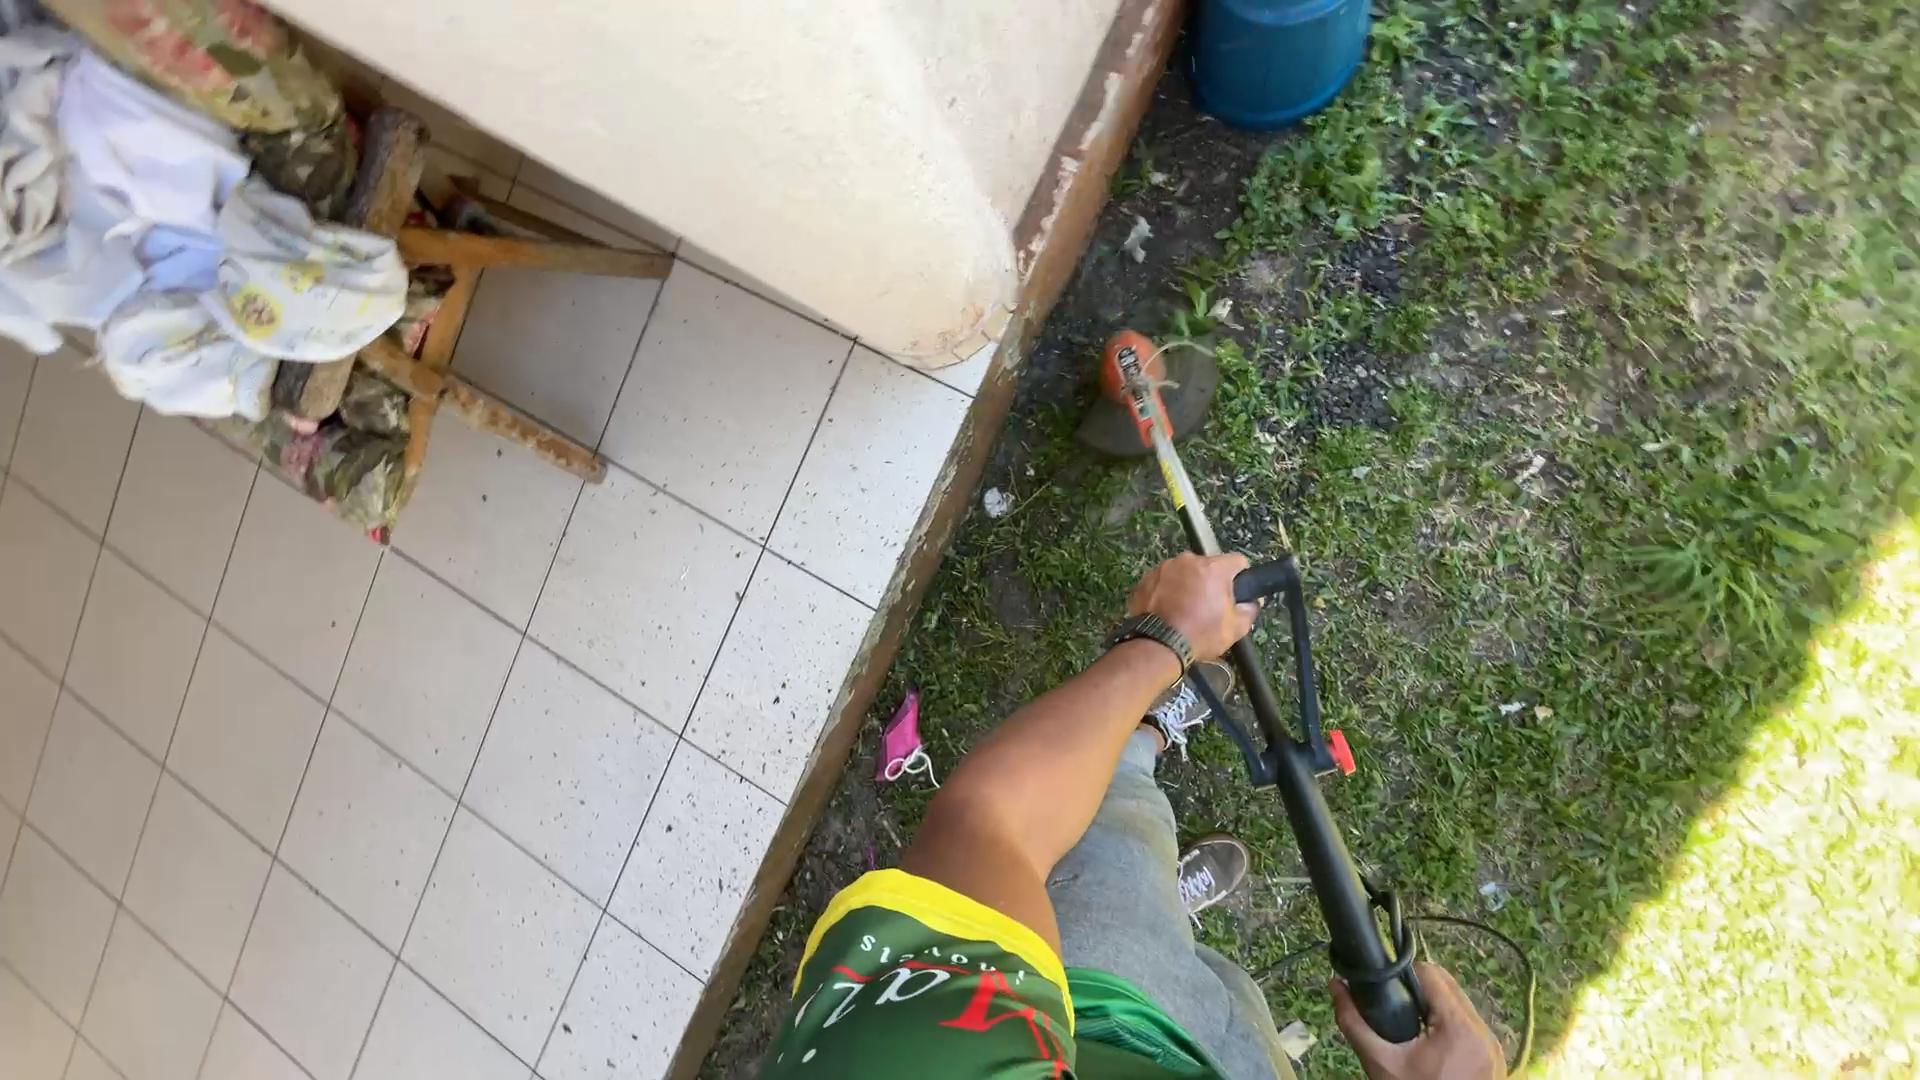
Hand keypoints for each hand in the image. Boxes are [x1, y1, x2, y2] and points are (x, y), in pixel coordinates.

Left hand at [1126, 553, 1256, 661]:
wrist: (1157, 644)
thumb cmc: (1199, 635)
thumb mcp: (1235, 629)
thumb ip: (1249, 610)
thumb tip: (1252, 602)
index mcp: (1213, 568)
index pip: (1237, 561)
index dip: (1239, 576)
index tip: (1235, 592)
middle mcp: (1187, 561)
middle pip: (1207, 565)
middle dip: (1210, 581)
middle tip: (1208, 605)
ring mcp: (1164, 567)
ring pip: (1184, 571)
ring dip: (1187, 584)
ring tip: (1184, 608)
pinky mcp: (1146, 578)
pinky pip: (1164, 579)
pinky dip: (1167, 589)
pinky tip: (1167, 608)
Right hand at [1332, 964, 1505, 1079]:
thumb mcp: (1380, 1063)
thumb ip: (1353, 1021)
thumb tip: (1335, 984)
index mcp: (1460, 1029)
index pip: (1431, 973)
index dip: (1403, 975)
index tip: (1386, 992)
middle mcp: (1483, 1033)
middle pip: (1447, 983)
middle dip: (1417, 988)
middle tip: (1395, 1008)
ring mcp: (1493, 1047)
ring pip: (1459, 1001)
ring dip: (1433, 1003)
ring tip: (1410, 1024)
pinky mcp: (1494, 1058)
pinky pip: (1468, 1022)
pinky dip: (1446, 1020)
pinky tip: (1429, 1039)